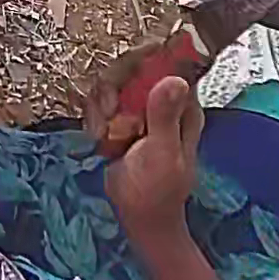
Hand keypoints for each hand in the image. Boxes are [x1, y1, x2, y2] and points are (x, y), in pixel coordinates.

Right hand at [104, 74, 204, 243]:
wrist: (137, 219)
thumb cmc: (157, 190)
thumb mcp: (163, 153)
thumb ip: (165, 116)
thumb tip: (175, 78)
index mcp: (183, 105)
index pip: (166, 62)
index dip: (143, 60)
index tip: (124, 78)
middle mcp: (162, 99)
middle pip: (132, 67)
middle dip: (114, 88)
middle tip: (110, 112)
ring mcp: (140, 107)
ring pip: (113, 82)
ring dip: (102, 105)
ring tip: (105, 131)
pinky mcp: (120, 116)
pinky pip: (101, 99)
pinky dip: (96, 115)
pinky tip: (99, 135)